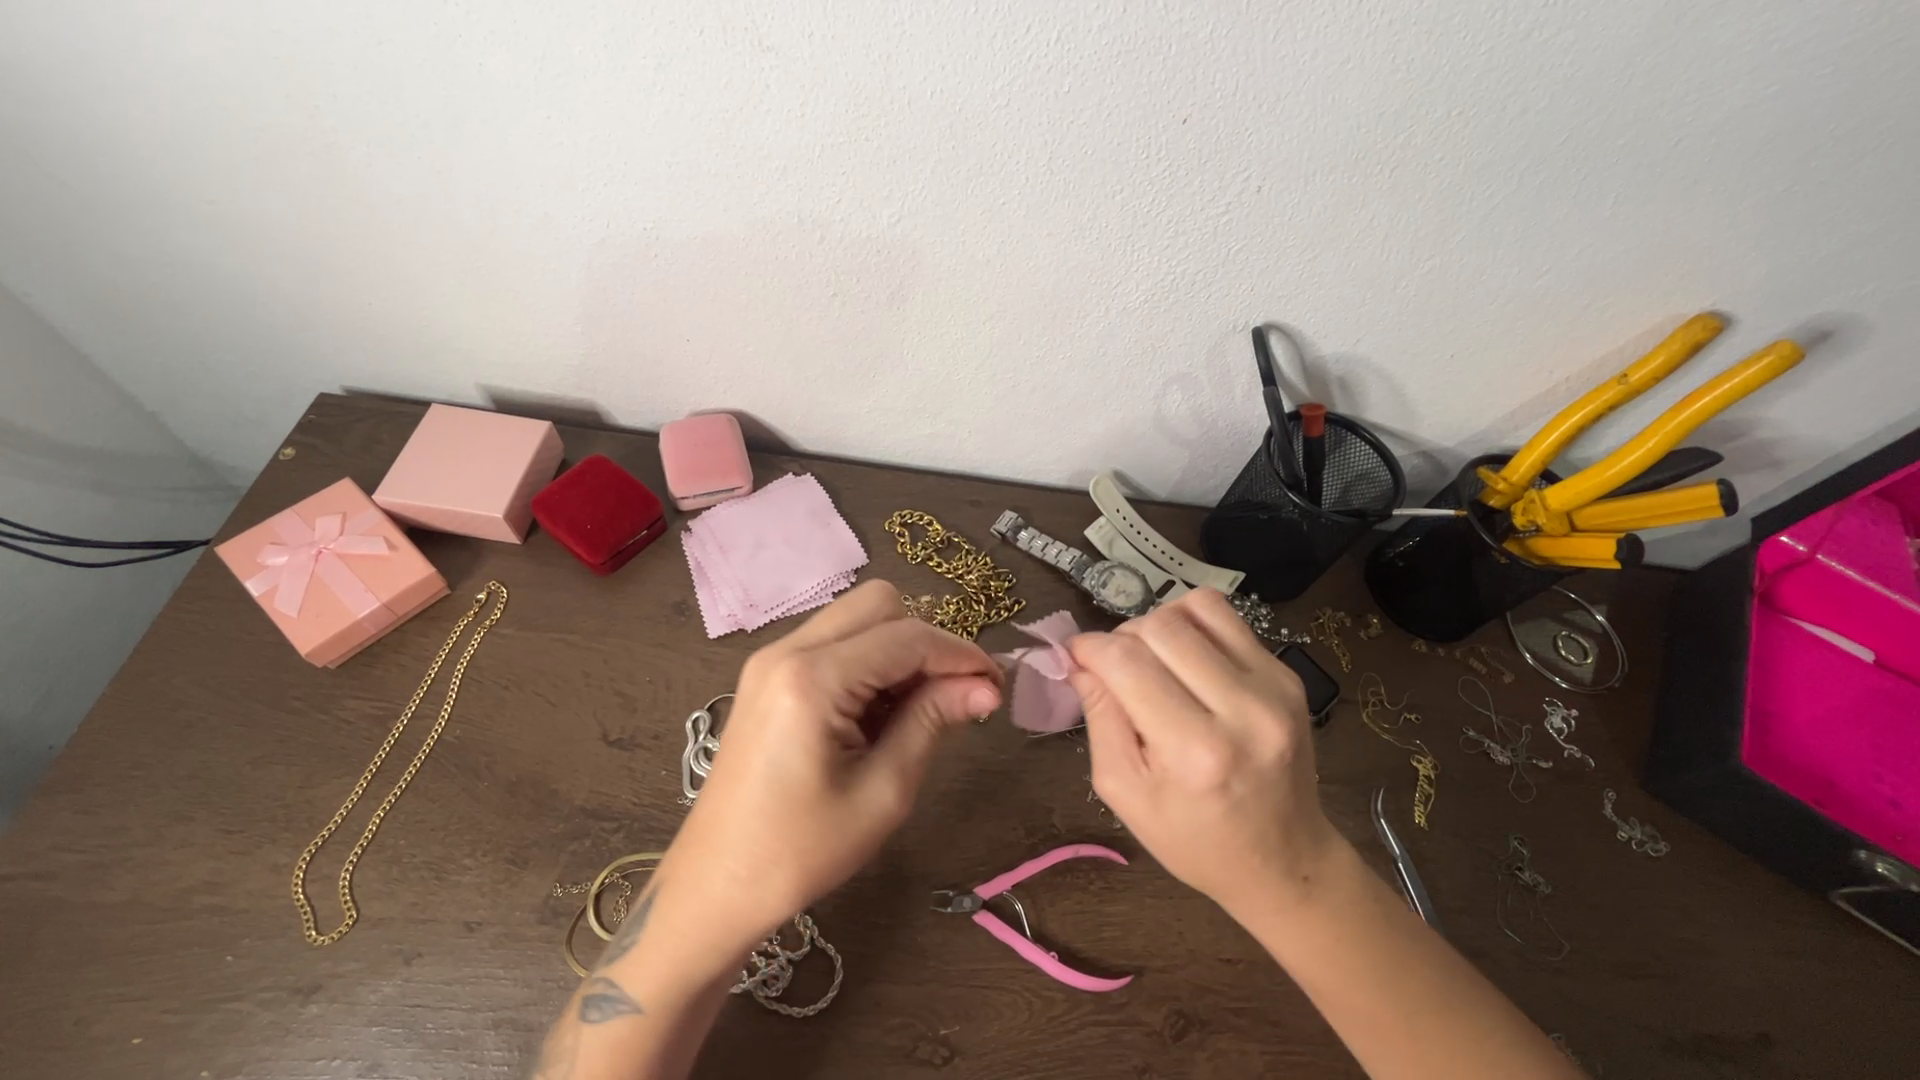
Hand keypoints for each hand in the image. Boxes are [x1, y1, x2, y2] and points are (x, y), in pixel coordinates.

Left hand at [658, 580, 1001, 956]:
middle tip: (951, 697)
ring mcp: (770, 659)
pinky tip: (876, 713)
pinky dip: (867, 660)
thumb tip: (986, 687)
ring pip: (855, 617)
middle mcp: (786, 651)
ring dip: (897, 649)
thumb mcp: (882, 793)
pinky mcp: (766, 675)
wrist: (714, 887)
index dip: (960, 655)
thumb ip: (932, 723)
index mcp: (812, 680)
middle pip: (878, 604)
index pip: (907, 637)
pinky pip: (832, 641)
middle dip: (926, 641)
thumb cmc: (800, 853)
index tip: (996, 686)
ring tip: (914, 712)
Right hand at [1068, 589, 1339, 915]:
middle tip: (1113, 666)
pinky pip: (1227, 619)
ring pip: (1196, 608)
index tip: (1076, 656)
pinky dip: (1193, 627)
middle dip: (1122, 636)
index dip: (1090, 648)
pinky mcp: (1288, 675)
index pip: (1128, 663)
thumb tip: (1079, 660)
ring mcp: (1273, 687)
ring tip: (1152, 659)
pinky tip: (1185, 660)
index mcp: (1195, 752)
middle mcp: (1242, 710)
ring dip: (1159, 624)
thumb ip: (1100, 720)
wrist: (1283, 859)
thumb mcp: (1126, 794)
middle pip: (1160, 627)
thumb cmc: (1193, 839)